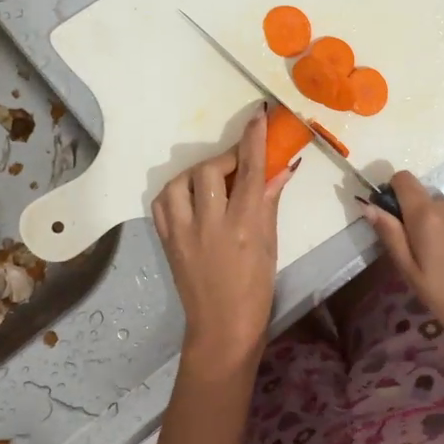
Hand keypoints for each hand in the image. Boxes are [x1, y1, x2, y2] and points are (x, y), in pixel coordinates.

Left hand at [152, 107, 296, 374]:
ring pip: (182, 182)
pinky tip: (190, 196)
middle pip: (212, 169)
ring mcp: (184, 232)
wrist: (222, 328)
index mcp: (245, 225)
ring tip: (213, 181)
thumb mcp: (270, 245)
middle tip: (239, 165)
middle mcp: (211, 223)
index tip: (258, 115)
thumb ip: (270, 202)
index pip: (251, 170)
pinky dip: (176, 191)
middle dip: (227, 159)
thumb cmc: (256, 289)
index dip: (254, 138)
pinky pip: (163, 202)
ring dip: (198, 173)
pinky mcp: (167, 241)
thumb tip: (280, 168)